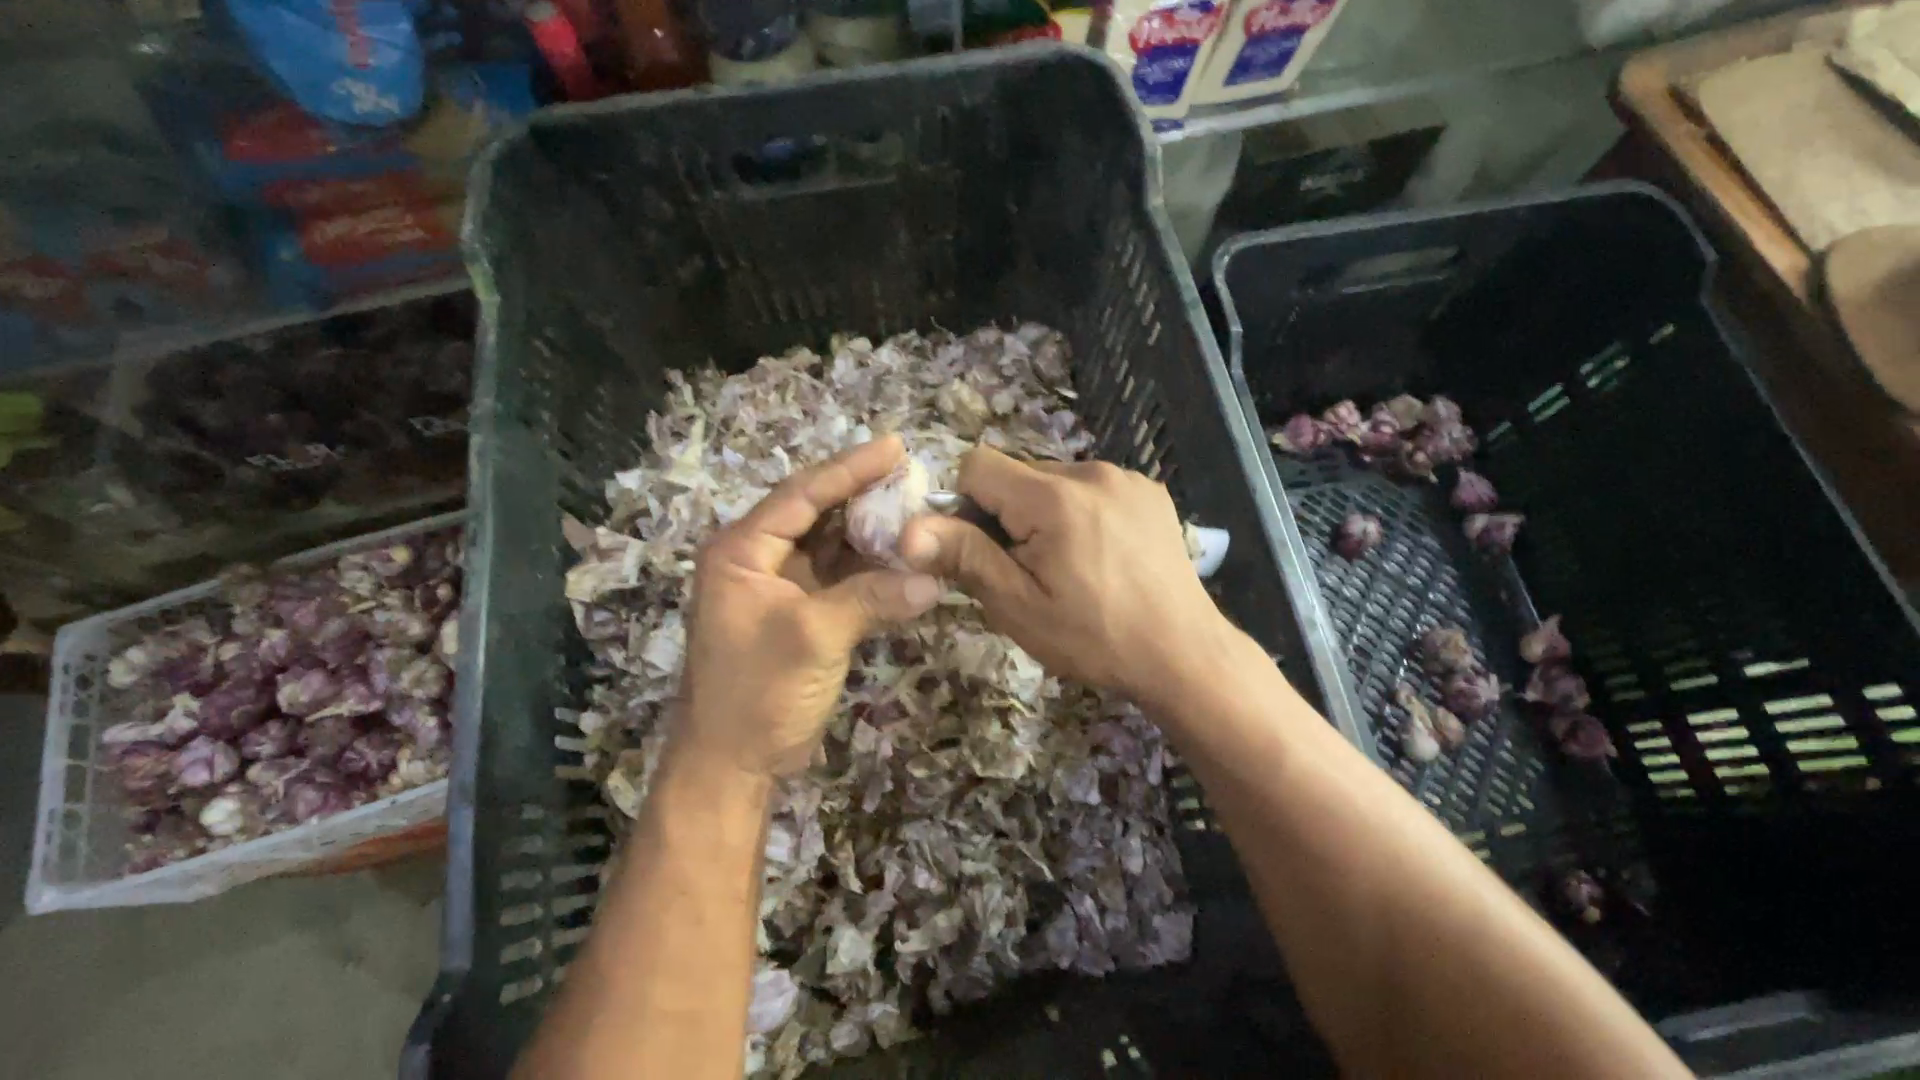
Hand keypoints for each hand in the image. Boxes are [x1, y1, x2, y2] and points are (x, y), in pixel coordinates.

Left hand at [681, 436, 942, 776]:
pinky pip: (839, 579)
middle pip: (817, 513)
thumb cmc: (758, 692)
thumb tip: (934, 579)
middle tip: (914, 474)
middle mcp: (757, 560)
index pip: (802, 494)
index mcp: (742, 551)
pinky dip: (870, 570)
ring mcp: (779, 589)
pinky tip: (905, 559)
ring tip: (917, 509)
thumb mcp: (814, 636)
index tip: (897, 446)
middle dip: (863, 495)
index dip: (850, 468)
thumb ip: (873, 598)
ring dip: (871, 532)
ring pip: (831, 546)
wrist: (731, 763)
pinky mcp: (800, 616)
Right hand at [897, 447, 1229, 708]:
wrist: (1183, 654)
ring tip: (1069, 568)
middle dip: (1007, 514)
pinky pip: (1092, 488)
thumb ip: (964, 557)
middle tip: (1027, 570)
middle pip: (1017, 473)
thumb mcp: (1018, 606)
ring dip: (1044, 514)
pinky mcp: (1149, 492)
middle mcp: (1091, 472)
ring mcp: (1126, 479)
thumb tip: (907, 530)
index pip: (977, 465)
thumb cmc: (1093, 637)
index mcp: (1054, 497)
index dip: (965, 505)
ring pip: (1054, 481)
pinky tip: (1101, 557)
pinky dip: (1081, 514)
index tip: (984, 551)